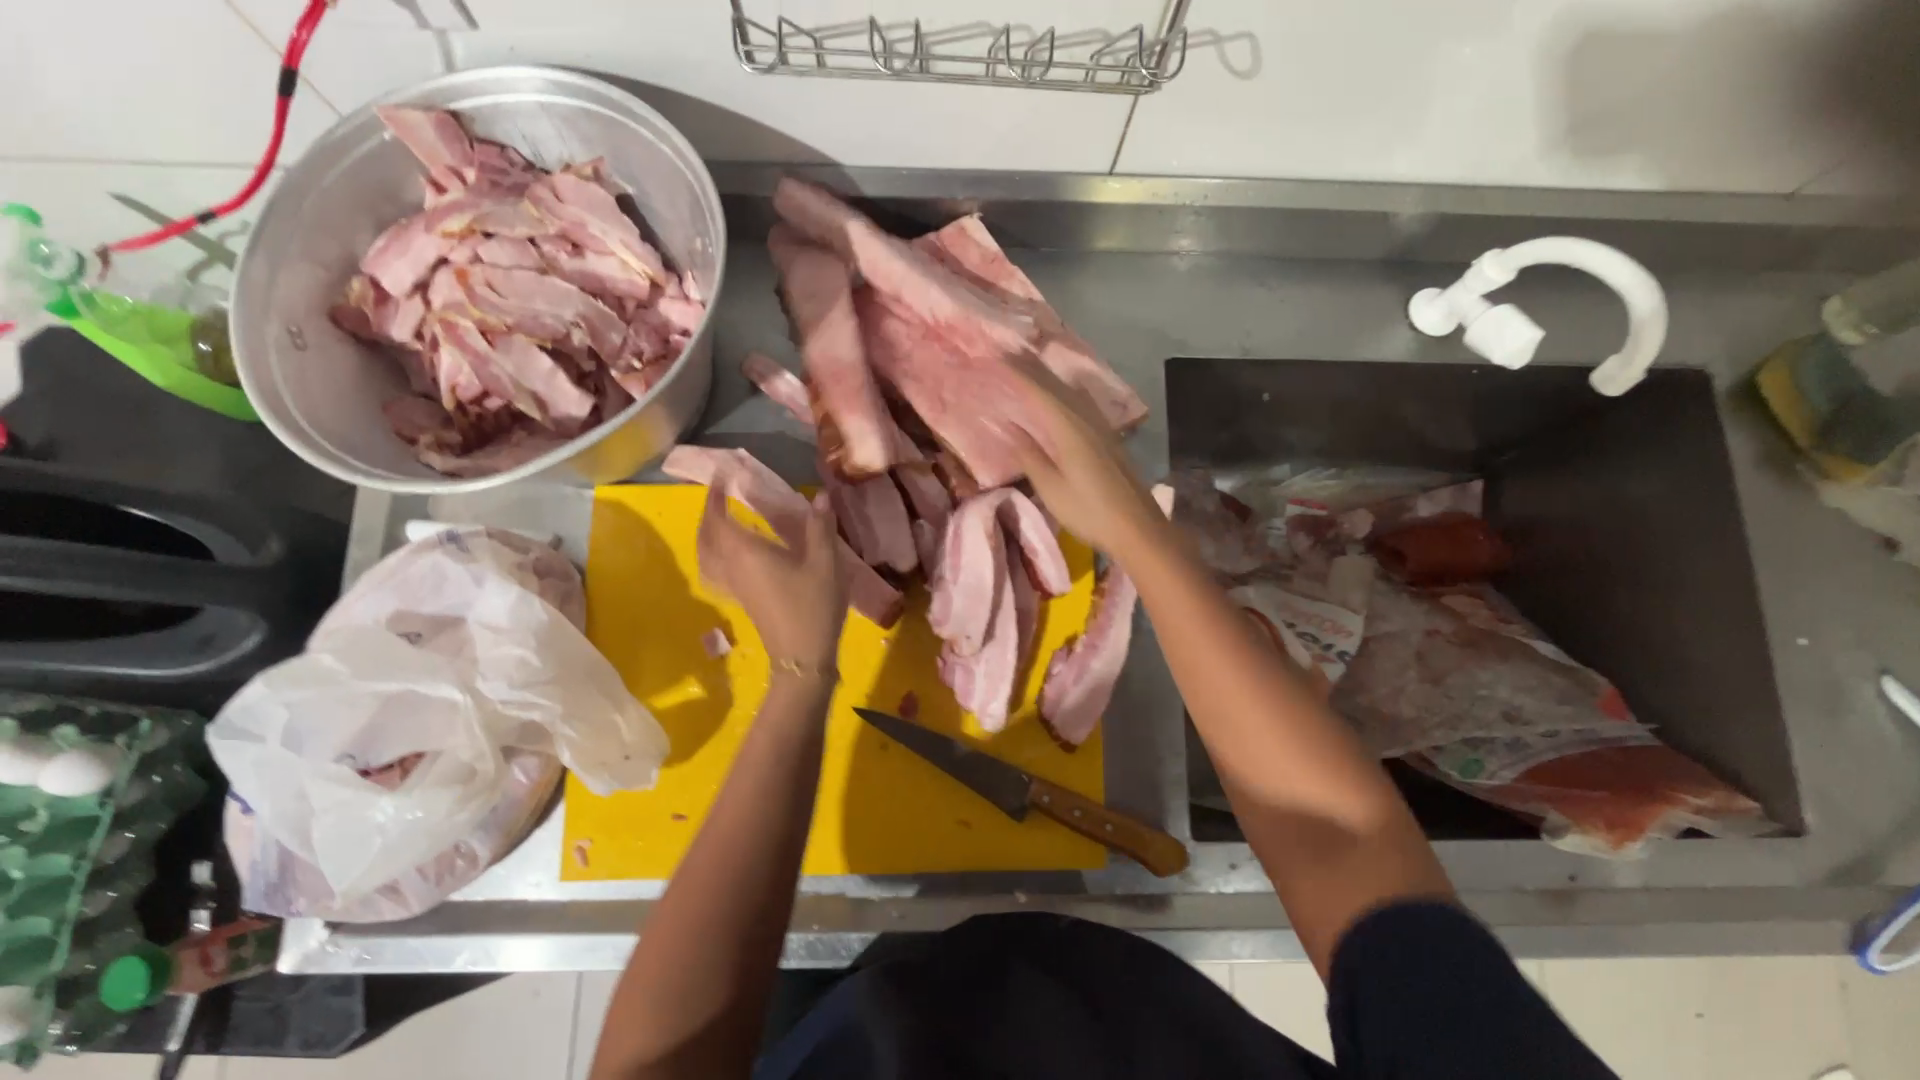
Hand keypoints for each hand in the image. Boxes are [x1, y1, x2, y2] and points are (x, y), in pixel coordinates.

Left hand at [698, 483, 846, 673]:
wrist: (802, 657)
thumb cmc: (812, 606)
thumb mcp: (825, 562)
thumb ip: (820, 527)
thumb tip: (821, 495)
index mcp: (745, 552)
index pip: (719, 517)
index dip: (717, 495)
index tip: (723, 474)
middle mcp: (731, 567)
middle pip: (706, 536)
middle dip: (709, 512)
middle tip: (722, 494)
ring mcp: (733, 586)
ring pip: (706, 555)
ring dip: (707, 534)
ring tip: (722, 520)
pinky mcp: (741, 600)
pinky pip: (715, 570)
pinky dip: (715, 555)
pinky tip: (733, 554)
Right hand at [1006, 354, 1164, 557]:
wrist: (1138, 528)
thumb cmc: (1090, 512)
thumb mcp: (1052, 488)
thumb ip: (1030, 456)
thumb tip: (1011, 428)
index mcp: (1070, 429)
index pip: (1040, 392)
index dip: (1019, 373)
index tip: (999, 354)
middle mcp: (1087, 420)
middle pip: (1058, 386)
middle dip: (1033, 368)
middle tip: (1010, 352)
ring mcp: (1102, 428)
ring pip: (1072, 392)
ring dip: (1051, 377)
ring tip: (1032, 367)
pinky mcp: (1110, 439)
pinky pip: (1083, 403)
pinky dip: (1067, 391)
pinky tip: (1066, 393)